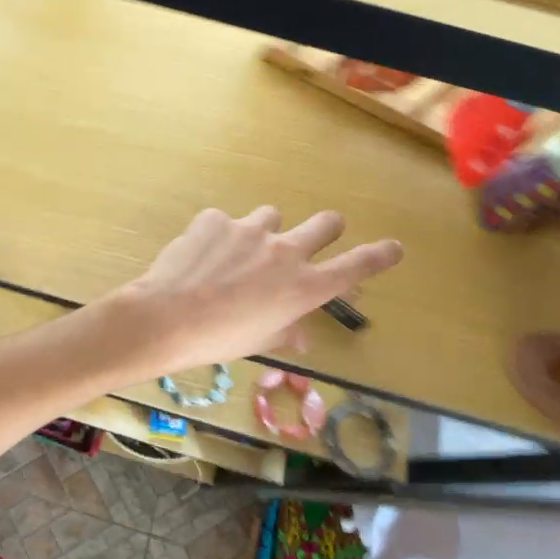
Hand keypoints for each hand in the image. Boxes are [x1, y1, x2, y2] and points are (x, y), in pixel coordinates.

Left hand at [115, 207, 402, 372]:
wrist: (166, 318)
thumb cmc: (218, 340)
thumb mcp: (260, 341)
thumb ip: (286, 330)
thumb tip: (300, 334)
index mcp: (303, 288)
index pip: (356, 267)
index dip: (379, 256)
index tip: (393, 247)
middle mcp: (285, 253)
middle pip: (326, 223)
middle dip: (327, 228)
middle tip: (313, 238)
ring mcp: (250, 230)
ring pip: (272, 216)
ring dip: (263, 232)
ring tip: (235, 256)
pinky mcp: (216, 219)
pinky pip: (225, 222)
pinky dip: (218, 235)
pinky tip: (199, 257)